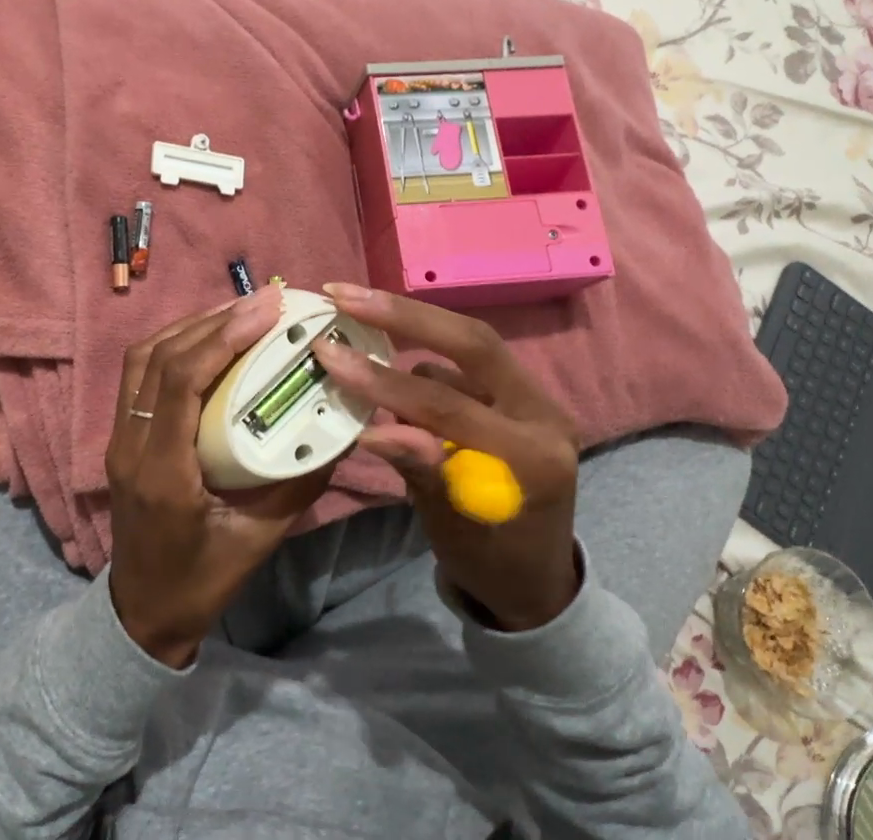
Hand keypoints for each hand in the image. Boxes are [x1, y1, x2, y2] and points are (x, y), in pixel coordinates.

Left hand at [105, 285, 335, 667]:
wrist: (142, 612)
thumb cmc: (201, 582)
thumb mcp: (260, 539)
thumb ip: (298, 483)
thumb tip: (339, 428)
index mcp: (163, 472)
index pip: (181, 381)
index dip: (224, 335)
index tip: (268, 308)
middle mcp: (131, 445)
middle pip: (158, 358)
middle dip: (212, 319)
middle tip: (265, 300)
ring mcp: (119, 439)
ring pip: (141, 360)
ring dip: (189, 326)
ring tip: (240, 310)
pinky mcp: (122, 438)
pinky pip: (140, 376)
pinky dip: (174, 346)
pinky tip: (211, 340)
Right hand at [311, 283, 581, 630]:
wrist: (533, 578)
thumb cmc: (489, 560)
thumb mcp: (448, 526)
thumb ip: (420, 469)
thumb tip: (370, 429)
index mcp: (532, 456)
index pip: (449, 405)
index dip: (384, 382)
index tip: (328, 355)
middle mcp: (544, 416)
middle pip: (474, 343)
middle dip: (404, 315)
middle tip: (343, 294)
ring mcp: (535, 401)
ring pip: (469, 347)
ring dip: (410, 332)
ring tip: (352, 324)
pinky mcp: (518, 396)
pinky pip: (465, 366)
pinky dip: (422, 362)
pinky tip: (387, 371)